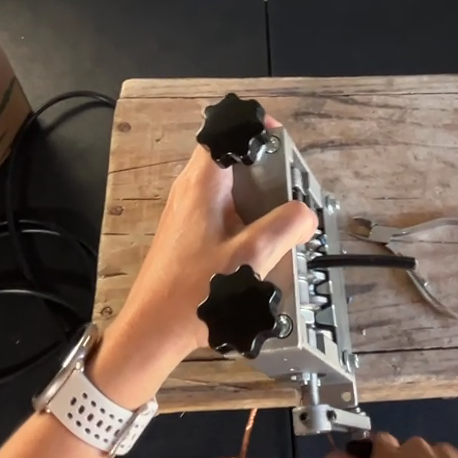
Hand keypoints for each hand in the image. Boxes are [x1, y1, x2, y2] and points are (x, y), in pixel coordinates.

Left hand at [109, 136, 318, 367]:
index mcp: (202, 183)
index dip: (253, 125)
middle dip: (265, 165)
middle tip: (293, 187)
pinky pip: (223, 207)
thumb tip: (306, 213)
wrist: (150, 332)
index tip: (281, 139)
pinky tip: (261, 244)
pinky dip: (246, 213)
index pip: (224, 129)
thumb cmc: (193, 293)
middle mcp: (191, 188)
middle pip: (230, 156)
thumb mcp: (250, 259)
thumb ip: (285, 227)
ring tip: (283, 218)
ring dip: (258, 193)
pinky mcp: (188, 231)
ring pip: (228, 184)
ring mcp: (187, 209)